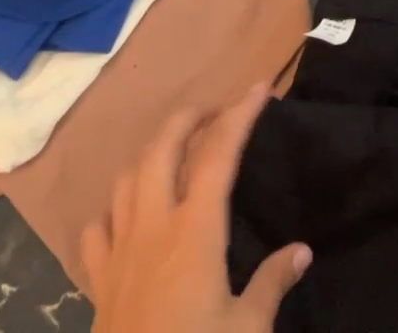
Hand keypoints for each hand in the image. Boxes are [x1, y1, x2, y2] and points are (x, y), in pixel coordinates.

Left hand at [82, 84, 310, 332]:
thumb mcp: (248, 329)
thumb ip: (272, 283)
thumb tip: (302, 250)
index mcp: (196, 231)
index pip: (219, 155)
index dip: (240, 116)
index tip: (260, 89)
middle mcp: (154, 227)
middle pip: (162, 150)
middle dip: (187, 119)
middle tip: (213, 111)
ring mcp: (120, 251)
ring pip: (127, 180)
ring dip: (151, 155)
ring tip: (173, 153)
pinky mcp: (99, 280)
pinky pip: (96, 229)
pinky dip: (113, 210)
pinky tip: (126, 216)